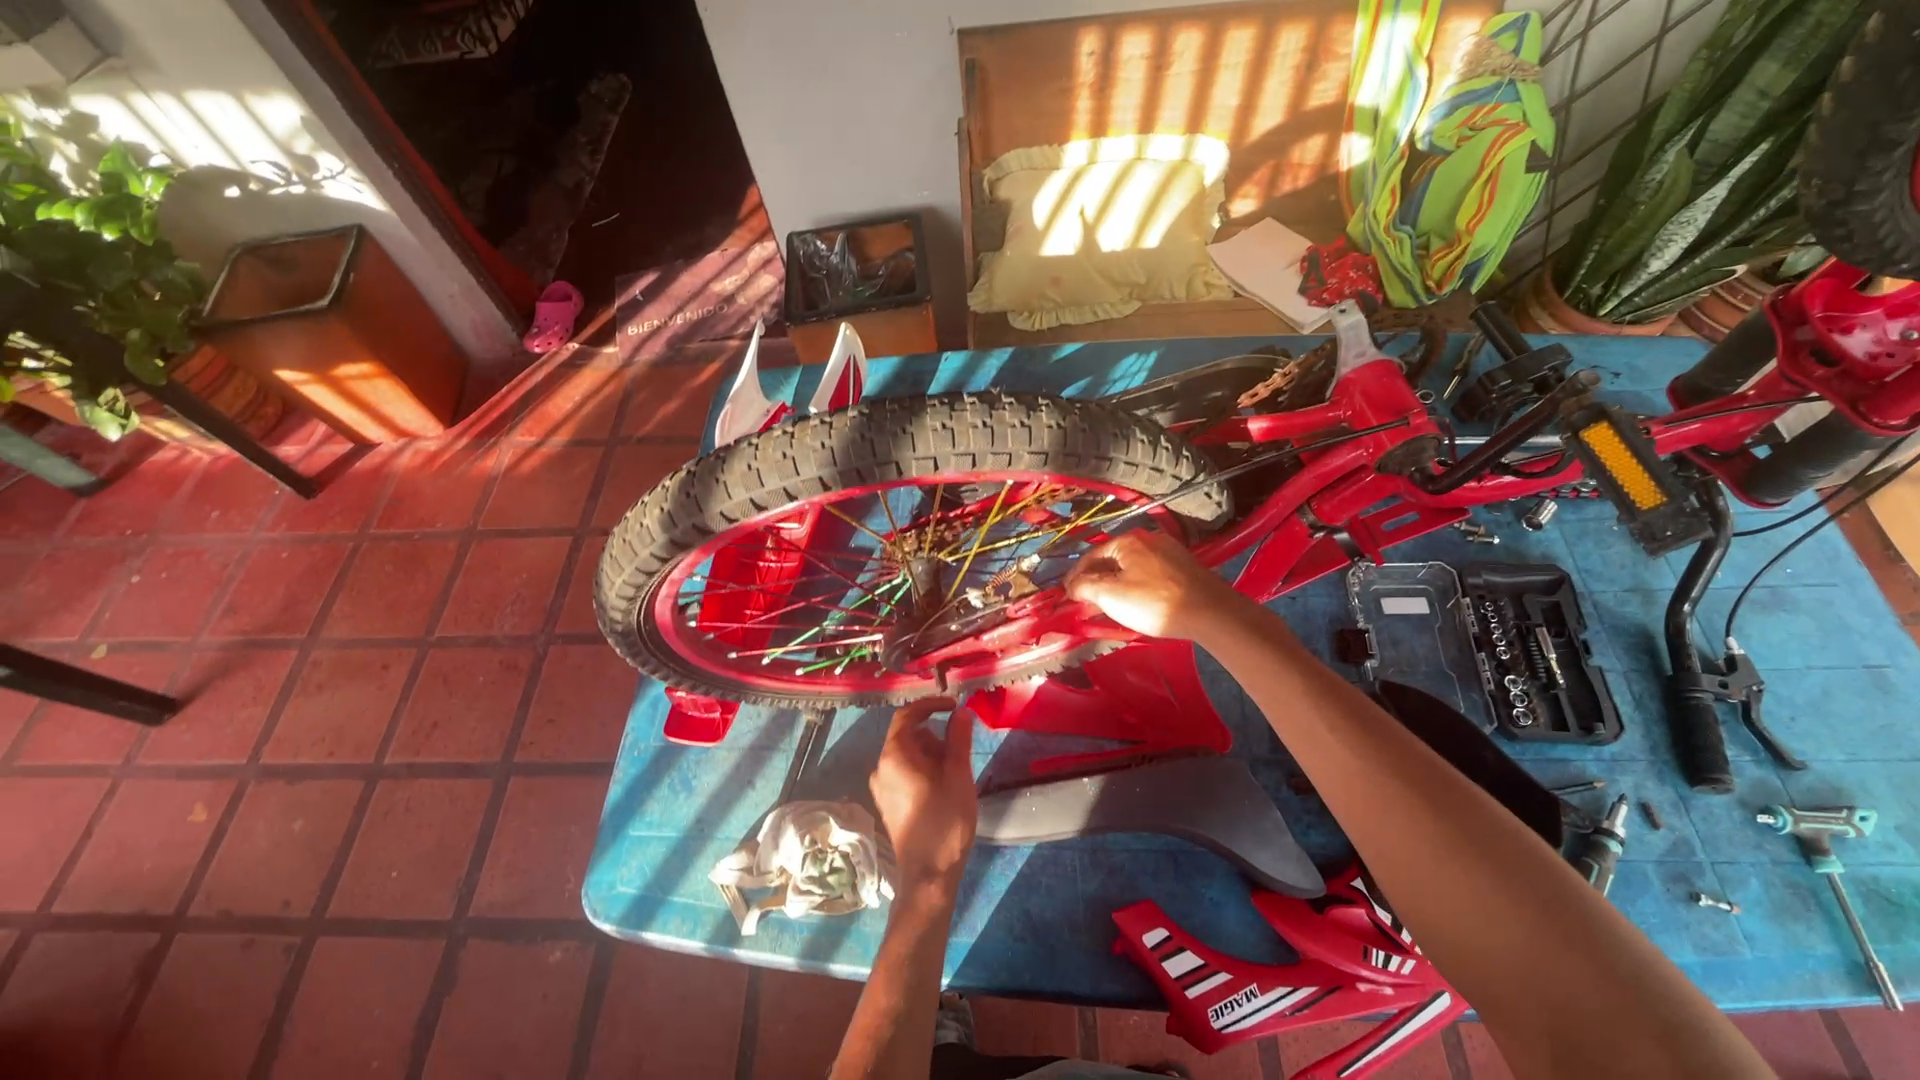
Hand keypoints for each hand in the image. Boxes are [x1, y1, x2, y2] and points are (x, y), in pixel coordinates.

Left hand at [870, 697, 977, 898]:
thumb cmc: (945, 822)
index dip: (931, 705)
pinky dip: (924, 770)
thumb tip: (961, 711)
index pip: (907, 715)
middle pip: (908, 736)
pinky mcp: (887, 803)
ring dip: (932, 755)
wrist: (929, 874)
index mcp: (894, 756)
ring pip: (908, 755)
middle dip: (936, 736)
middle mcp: (880, 767)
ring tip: (955, 776)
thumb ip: (958, 739)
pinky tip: (943, 789)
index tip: (954, 706)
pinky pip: (904, 773)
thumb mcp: (958, 775)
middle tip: (960, 754)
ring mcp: (881, 787)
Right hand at [1065, 530, 1240, 640]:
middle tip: (1085, 601)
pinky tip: (1137, 600)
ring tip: (1109, 603)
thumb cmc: (1154, 602)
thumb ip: (1085, 587)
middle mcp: (1148, 539)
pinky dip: (1137, 584)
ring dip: (1117, 583)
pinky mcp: (1185, 566)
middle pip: (1112, 559)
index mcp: (1127, 541)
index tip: (1066, 595)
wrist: (1210, 612)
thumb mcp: (1111, 596)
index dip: (1075, 577)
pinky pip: (1150, 572)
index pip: (1090, 557)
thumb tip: (1072, 586)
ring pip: (1132, 566)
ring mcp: (1170, 551)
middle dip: (1096, 580)